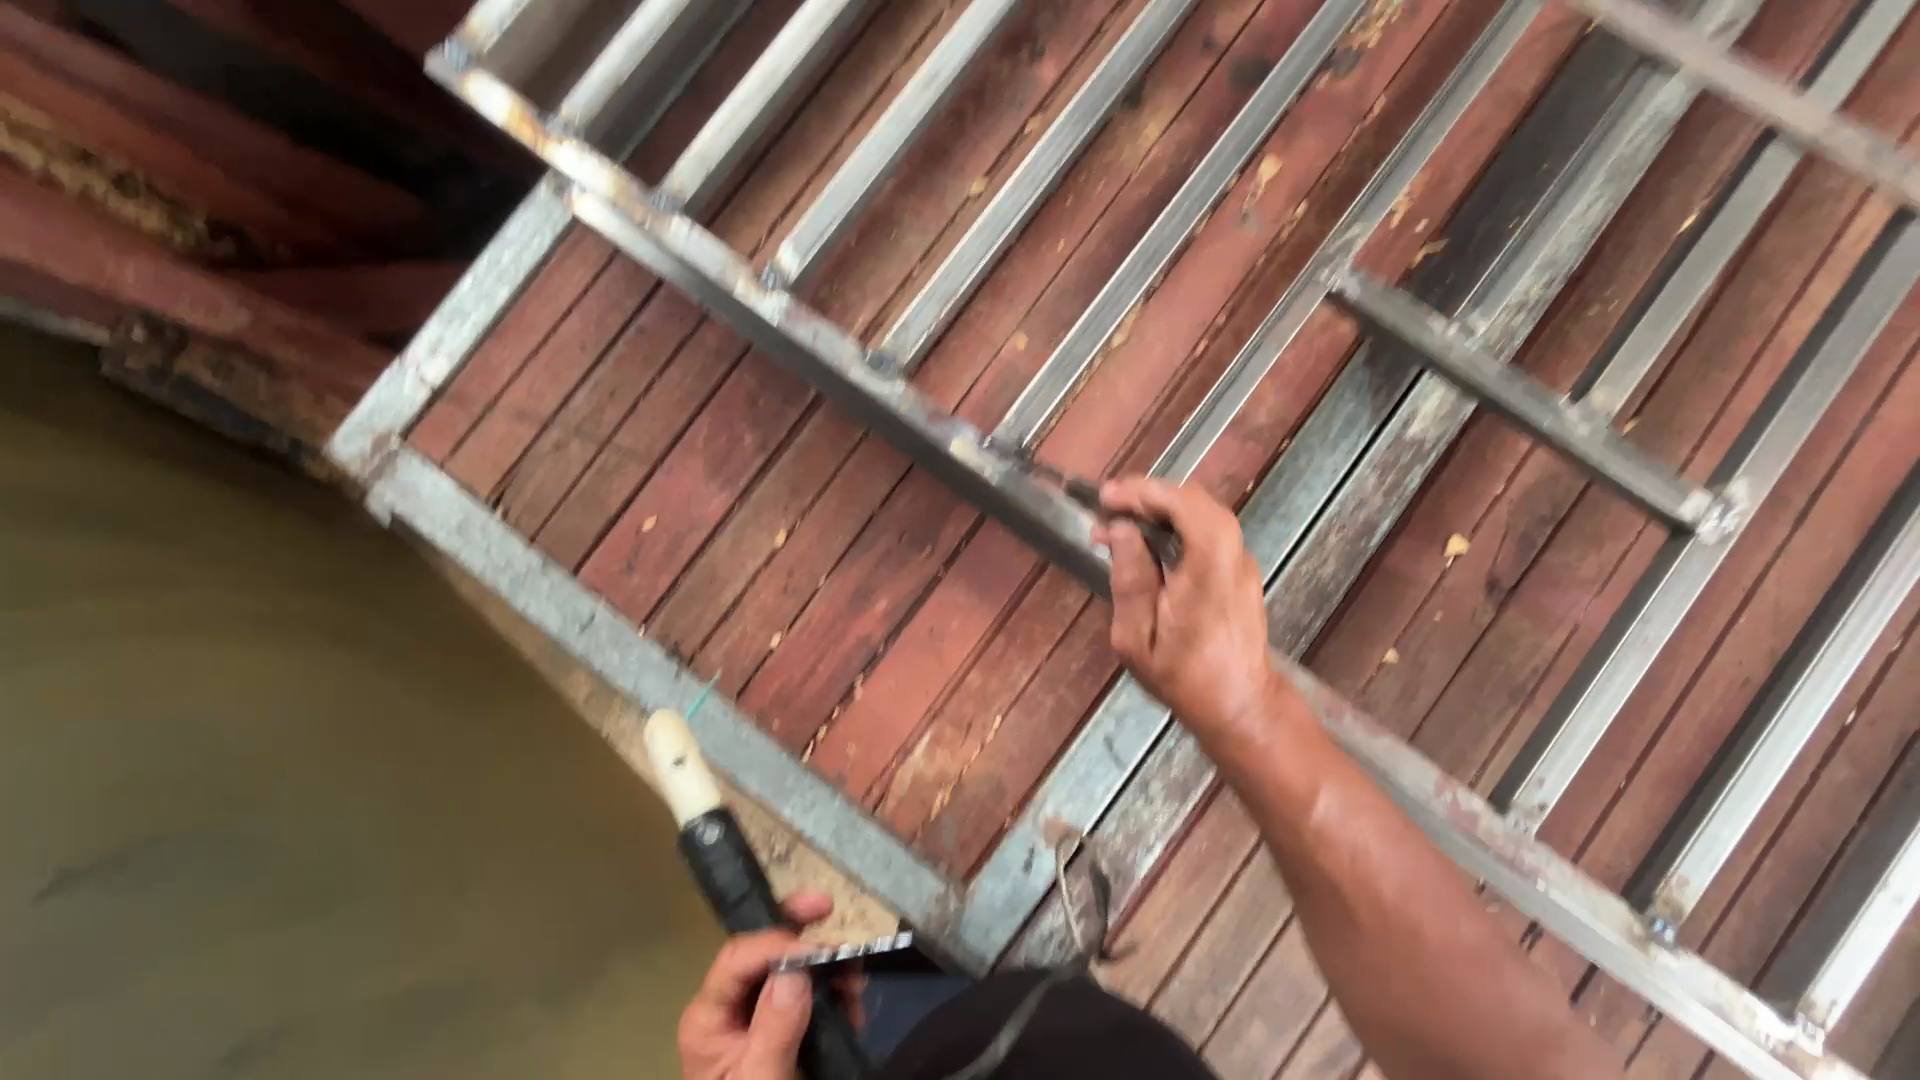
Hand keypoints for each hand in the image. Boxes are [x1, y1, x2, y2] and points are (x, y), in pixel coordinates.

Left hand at [679, 893, 840, 1079]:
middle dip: (794, 923)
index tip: (816, 951)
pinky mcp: (784, 1026)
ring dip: (826, 964)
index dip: (774, 944)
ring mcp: (758, 1015)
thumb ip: (775, 1030)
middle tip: (827, 906)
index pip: (736, 959)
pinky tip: (854, 1003)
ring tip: (856, 983)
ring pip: (790, 965)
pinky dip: (835, 987)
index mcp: (709, 1019)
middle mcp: (730, 1007)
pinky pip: (809, 990)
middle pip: (760, 948)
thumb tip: (795, 969)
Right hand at [1096, 477, 1287, 745]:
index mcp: (1208, 572)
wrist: (1239, 705)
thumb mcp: (1136, 638)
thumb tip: (1121, 530)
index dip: (1145, 492)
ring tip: (1121, 524)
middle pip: (1197, 501)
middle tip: (1109, 508)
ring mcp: (1241, 563)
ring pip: (1204, 513)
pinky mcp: (1240, 572)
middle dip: (1149, 496)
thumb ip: (1129, 579)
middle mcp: (1233, 559)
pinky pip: (1209, 531)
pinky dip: (1176, 525)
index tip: (1107, 498)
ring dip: (1162, 509)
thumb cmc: (1183, 678)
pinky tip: (1147, 543)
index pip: (1186, 506)